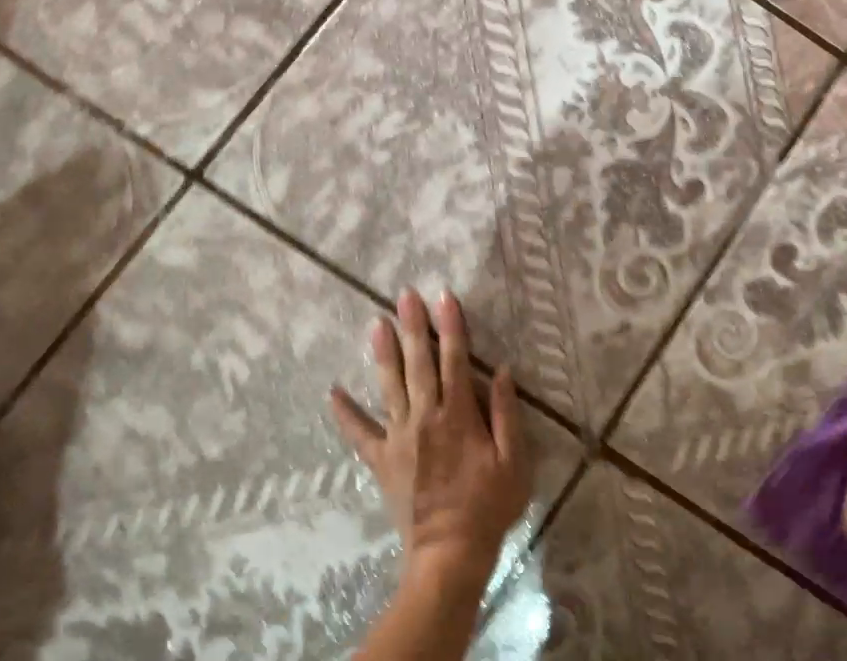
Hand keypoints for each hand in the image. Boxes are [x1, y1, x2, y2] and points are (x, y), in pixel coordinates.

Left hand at [329, 288, 530, 577]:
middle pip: (419, 364)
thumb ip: (507, 413)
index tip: (445, 297)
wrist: (448, 552)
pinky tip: (332, 392)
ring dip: (383, 353)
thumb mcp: (514, 458)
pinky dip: (345, 412)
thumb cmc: (490, 504)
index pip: (456, 360)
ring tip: (376, 323)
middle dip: (414, 327)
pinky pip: (359, 433)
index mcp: (459, 414)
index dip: (451, 327)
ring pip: (389, 387)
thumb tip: (503, 371)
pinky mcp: (382, 461)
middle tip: (405, 295)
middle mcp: (425, 417)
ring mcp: (399, 438)